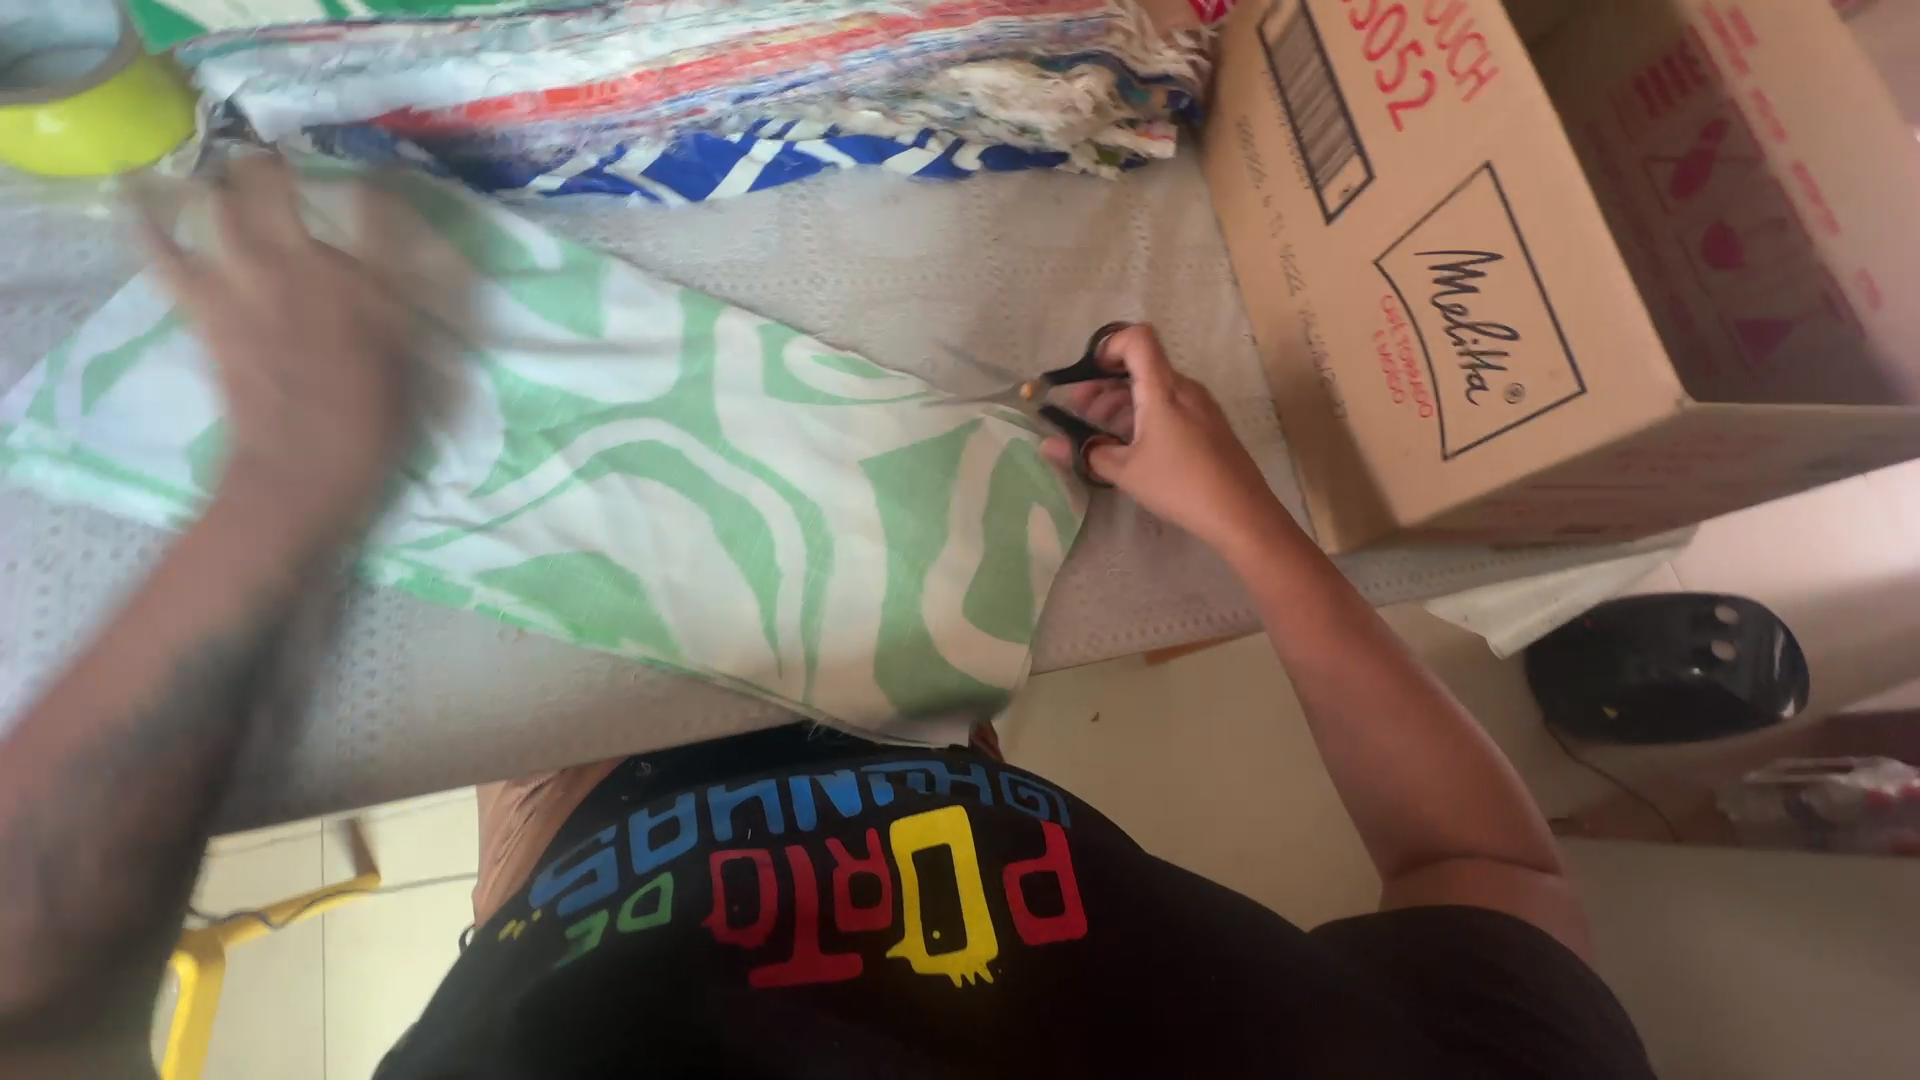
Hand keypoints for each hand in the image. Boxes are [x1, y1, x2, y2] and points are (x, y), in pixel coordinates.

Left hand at [140, 153, 416, 534]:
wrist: (301, 471)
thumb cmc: (373, 431)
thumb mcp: (414, 377)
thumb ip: (403, 324)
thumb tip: (403, 290)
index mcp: (371, 295)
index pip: (376, 221)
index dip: (376, 192)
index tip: (379, 182)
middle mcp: (306, 276)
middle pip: (279, 194)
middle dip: (278, 171)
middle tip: (283, 166)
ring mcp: (247, 287)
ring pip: (218, 209)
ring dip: (221, 186)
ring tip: (228, 177)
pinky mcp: (205, 308)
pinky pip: (163, 252)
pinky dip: (148, 221)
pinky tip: (142, 197)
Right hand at [1041, 324, 1291, 555]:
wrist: (1241, 512)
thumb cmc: (1179, 485)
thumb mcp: (1125, 472)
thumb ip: (1084, 452)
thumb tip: (1046, 445)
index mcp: (1163, 389)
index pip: (1137, 339)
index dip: (1108, 346)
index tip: (1086, 375)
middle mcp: (1184, 388)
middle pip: (1141, 366)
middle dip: (1104, 384)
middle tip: (1078, 412)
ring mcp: (1200, 405)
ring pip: (1154, 388)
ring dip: (1122, 403)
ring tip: (1098, 433)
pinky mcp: (1208, 424)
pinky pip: (1170, 405)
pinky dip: (1144, 415)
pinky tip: (1130, 445)